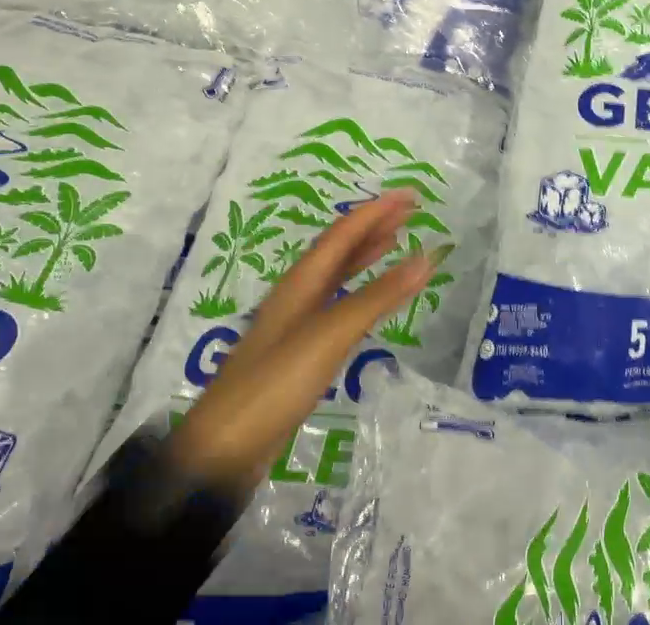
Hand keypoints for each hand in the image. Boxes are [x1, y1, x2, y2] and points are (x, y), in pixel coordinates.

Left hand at [165, 192, 436, 496]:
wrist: (221, 452)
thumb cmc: (274, 385)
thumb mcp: (330, 335)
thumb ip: (379, 296)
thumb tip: (427, 256)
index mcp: (298, 286)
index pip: (341, 236)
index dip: (376, 212)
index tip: (412, 196)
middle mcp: (295, 298)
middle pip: (336, 251)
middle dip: (372, 227)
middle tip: (410, 212)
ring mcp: (294, 327)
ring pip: (335, 277)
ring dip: (365, 255)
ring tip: (395, 242)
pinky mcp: (298, 355)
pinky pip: (337, 305)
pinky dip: (361, 290)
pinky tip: (370, 300)